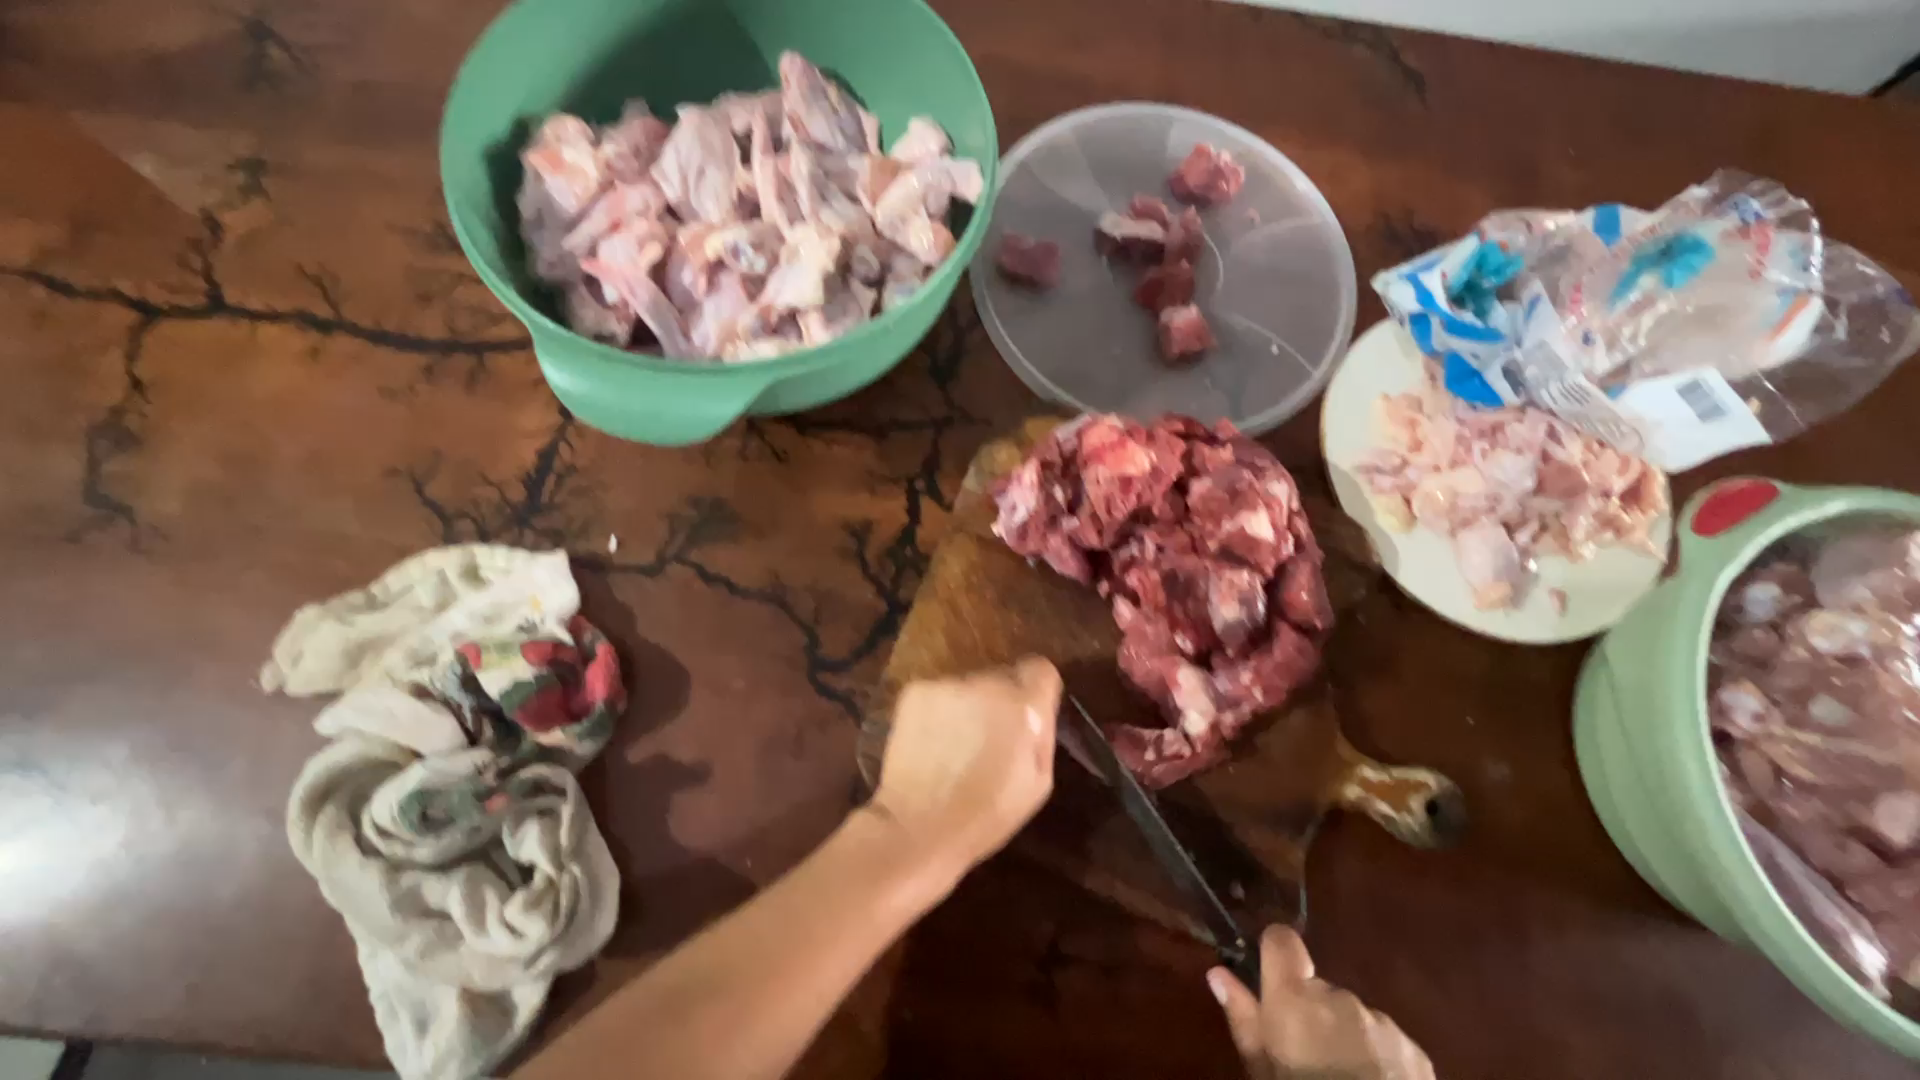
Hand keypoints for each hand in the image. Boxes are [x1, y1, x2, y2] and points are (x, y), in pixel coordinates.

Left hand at [868, 657, 1062, 873]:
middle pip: (1003, 678)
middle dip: (1001, 701)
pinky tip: (932, 742)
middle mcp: (987, 682)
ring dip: (969, 705)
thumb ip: (1043, 734)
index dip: (1036, 691)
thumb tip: (1038, 709)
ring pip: (969, 686)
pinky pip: (939, 693)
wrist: (919, 826)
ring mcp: (948, 684)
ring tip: (956, 745)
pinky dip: (938, 710)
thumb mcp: (1038, 782)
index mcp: (1024, 705)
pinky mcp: (916, 691)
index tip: (1028, 715)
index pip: (1040, 669)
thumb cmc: (987, 814)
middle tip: (989, 738)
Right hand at [1210, 926, 1434, 1079]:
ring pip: (1352, 1017)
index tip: (1271, 980)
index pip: (1281, 941)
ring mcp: (1382, 1024)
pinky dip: (1378, 1060)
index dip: (1275, 952)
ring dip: (1344, 1038)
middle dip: (1311, 1015)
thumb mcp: (1262, 1072)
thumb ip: (1243, 1019)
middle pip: (1318, 988)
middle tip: (1305, 1060)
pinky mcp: (1416, 1052)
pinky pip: (1386, 1041)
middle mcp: (1339, 998)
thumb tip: (1218, 974)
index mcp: (1295, 999)